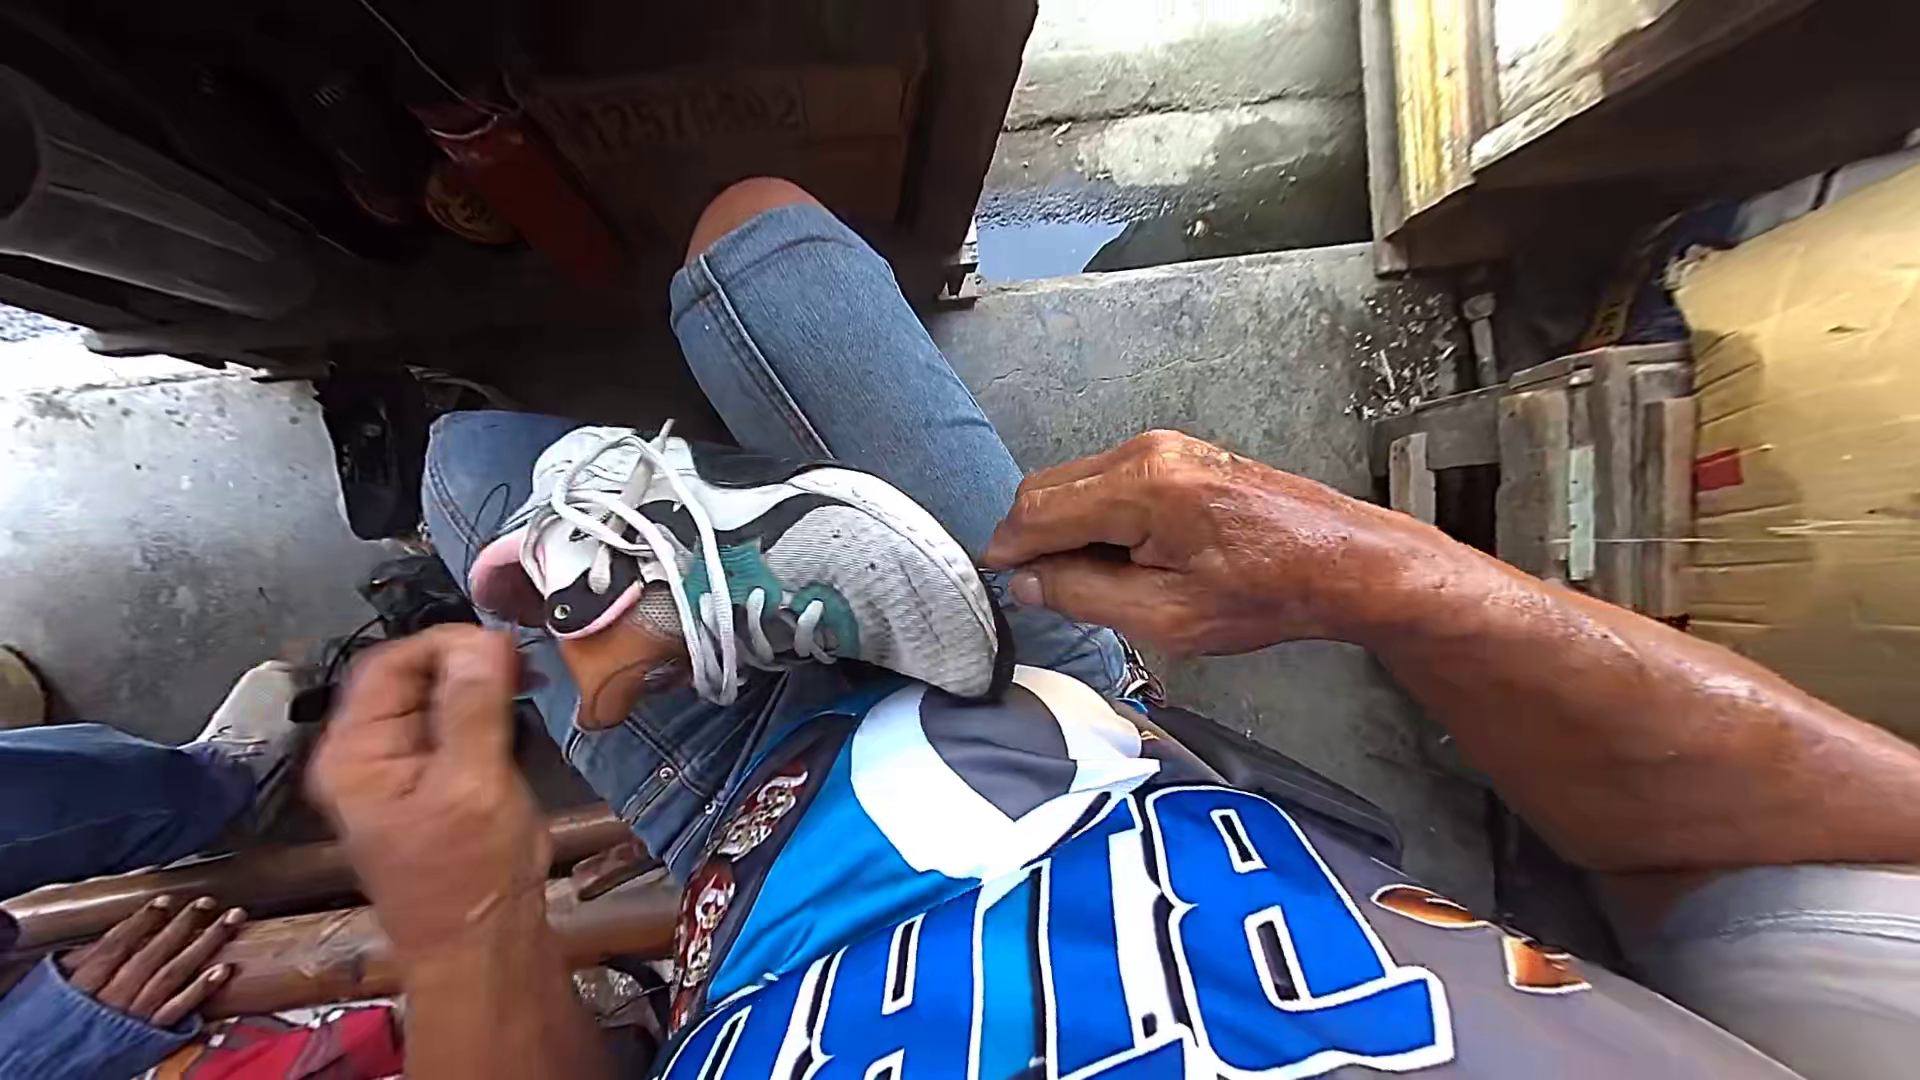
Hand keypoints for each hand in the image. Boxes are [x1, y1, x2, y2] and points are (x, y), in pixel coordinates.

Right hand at [58, 895, 244, 1028]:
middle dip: (182, 925)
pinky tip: (224, 969)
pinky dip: (200, 989)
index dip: (140, 922)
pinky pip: (176, 1010)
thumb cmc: (49, 1031)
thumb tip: (110, 934)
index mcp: (74, 994)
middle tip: (206, 902)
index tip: (165, 901)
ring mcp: (129, 1018)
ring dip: (206, 942)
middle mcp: (104, 1003)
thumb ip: (79, 966)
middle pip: (149, 956)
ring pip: (171, 974)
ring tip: (232, 917)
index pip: (112, 950)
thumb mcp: (49, 998)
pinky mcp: (146, 1035)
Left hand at [307, 626, 548, 965]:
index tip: (505, 642)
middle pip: (418, 672)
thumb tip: (483, 639)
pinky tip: (527, 695)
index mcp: (359, 750)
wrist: (485, 928)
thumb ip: (473, 709)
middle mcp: (377, 746)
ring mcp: (414, 756)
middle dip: (472, 656)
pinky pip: (467, 711)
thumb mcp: (471, 784)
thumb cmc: (468, 866)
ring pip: (446, 688)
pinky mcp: (450, 764)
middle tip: (526, 658)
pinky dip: (497, 695)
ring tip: (532, 674)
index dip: (446, 642)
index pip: (390, 663)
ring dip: (488, 673)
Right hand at [984, 430, 1456, 655]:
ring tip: (1087, 576)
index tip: (999, 577)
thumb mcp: (1166, 616)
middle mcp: (1145, 453)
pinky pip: (1100, 480)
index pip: (1037, 511)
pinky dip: (1088, 516)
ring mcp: (1160, 447)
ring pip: (1070, 482)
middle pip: (1045, 488)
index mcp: (1142, 488)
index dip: (1007, 547)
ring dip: (1060, 528)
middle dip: (1030, 538)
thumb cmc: (1269, 593)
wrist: (1344, 561)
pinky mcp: (1171, 455)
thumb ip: (1083, 595)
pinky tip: (1113, 552)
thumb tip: (1027, 582)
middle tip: (1041, 585)